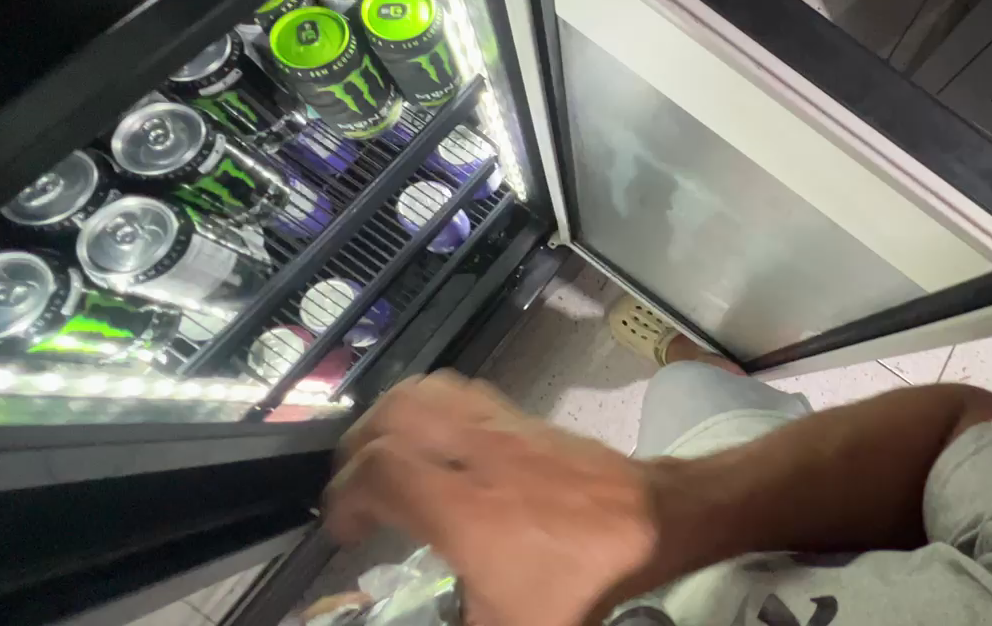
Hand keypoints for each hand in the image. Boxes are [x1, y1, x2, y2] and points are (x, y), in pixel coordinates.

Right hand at [324, 372, 660, 625]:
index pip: (378, 469)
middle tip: (356, 484)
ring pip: (434, 389)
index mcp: (464, 507)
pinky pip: (467, 394)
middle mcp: (480, 452)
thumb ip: (452, 621)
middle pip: (398, 409)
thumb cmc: (579, 581)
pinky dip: (435, 409)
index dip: (342, 498)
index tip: (344, 534)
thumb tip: (435, 614)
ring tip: (389, 458)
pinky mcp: (528, 418)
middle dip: (359, 444)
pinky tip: (440, 448)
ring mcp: (507, 426)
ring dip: (396, 418)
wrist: (649, 521)